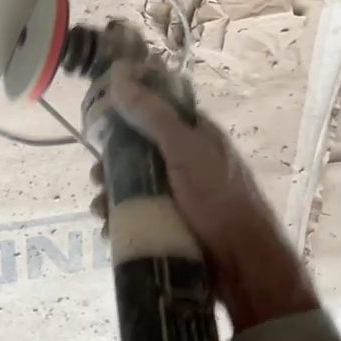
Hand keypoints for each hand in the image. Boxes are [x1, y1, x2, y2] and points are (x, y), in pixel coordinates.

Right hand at [82, 61, 320, 331]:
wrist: (244, 266)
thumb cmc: (219, 199)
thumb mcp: (185, 150)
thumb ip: (152, 114)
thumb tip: (119, 74)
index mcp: (191, 134)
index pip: (152, 108)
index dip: (123, 108)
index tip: (96, 115)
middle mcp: (181, 160)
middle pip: (134, 150)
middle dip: (110, 162)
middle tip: (98, 176)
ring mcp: (174, 194)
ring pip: (130, 185)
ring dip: (109, 194)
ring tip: (101, 209)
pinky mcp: (167, 224)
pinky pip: (133, 215)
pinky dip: (117, 219)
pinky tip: (109, 228)